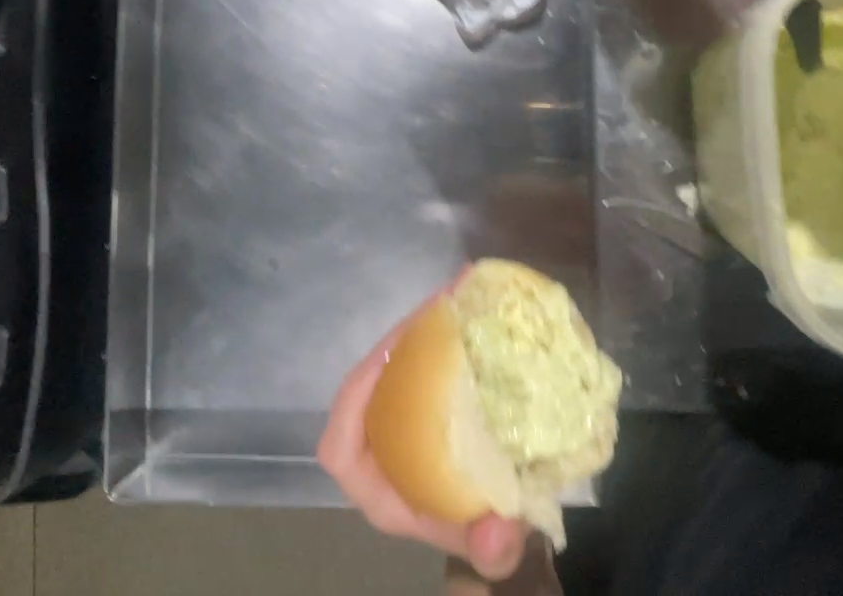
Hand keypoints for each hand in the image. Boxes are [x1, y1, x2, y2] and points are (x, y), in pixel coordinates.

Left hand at [317, 287, 530, 580]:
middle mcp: (385, 449)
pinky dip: (447, 340)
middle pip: (373, 389)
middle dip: (401, 343)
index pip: (339, 445)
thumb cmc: (480, 537)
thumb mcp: (487, 548)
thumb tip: (500, 535)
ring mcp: (406, 424)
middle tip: (442, 302)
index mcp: (380, 485)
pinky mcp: (430, 407)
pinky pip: (429, 369)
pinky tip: (475, 314)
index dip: (353, 399)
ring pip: (402, 370)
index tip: (386, 357)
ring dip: (427, 331)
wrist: (502, 529)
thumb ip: (490, 547)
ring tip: (461, 294)